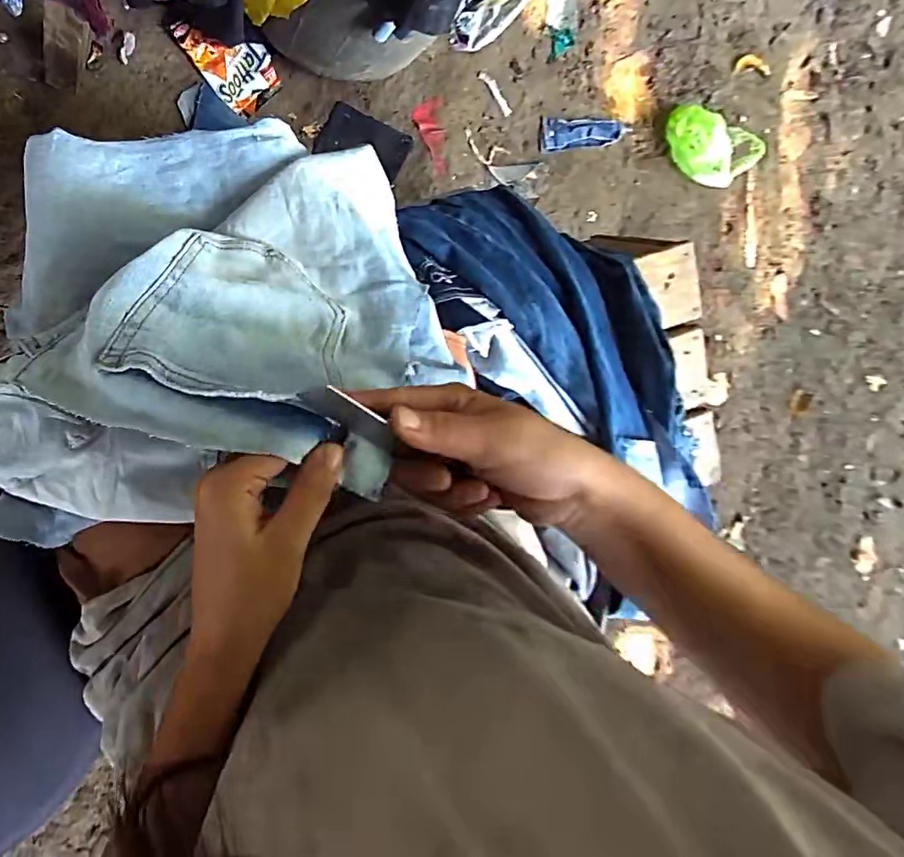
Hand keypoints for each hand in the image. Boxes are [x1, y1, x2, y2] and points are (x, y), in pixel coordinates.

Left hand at [188, 444, 341, 664]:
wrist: (224, 642)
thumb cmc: (255, 593)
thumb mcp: (289, 540)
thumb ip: (311, 490)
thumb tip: (334, 446)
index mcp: (224, 481)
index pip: (276, 445)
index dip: (311, 444)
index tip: (345, 442)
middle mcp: (212, 479)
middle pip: (266, 453)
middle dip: (303, 453)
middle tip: (343, 453)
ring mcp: (212, 494)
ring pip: (261, 467)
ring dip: (293, 469)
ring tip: (332, 464)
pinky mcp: (219, 509)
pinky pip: (253, 482)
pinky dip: (278, 483)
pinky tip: (306, 485)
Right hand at [351, 385, 641, 532]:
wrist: (578, 497)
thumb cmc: (538, 452)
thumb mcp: (490, 438)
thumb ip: (439, 430)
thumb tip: (392, 416)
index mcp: (445, 402)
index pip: (390, 402)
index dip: (359, 408)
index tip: (326, 417)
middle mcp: (439, 426)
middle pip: (396, 448)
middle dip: (420, 470)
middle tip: (449, 477)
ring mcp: (447, 456)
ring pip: (415, 477)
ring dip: (445, 490)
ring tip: (481, 488)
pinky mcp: (457, 483)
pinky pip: (435, 496)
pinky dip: (459, 502)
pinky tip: (488, 498)